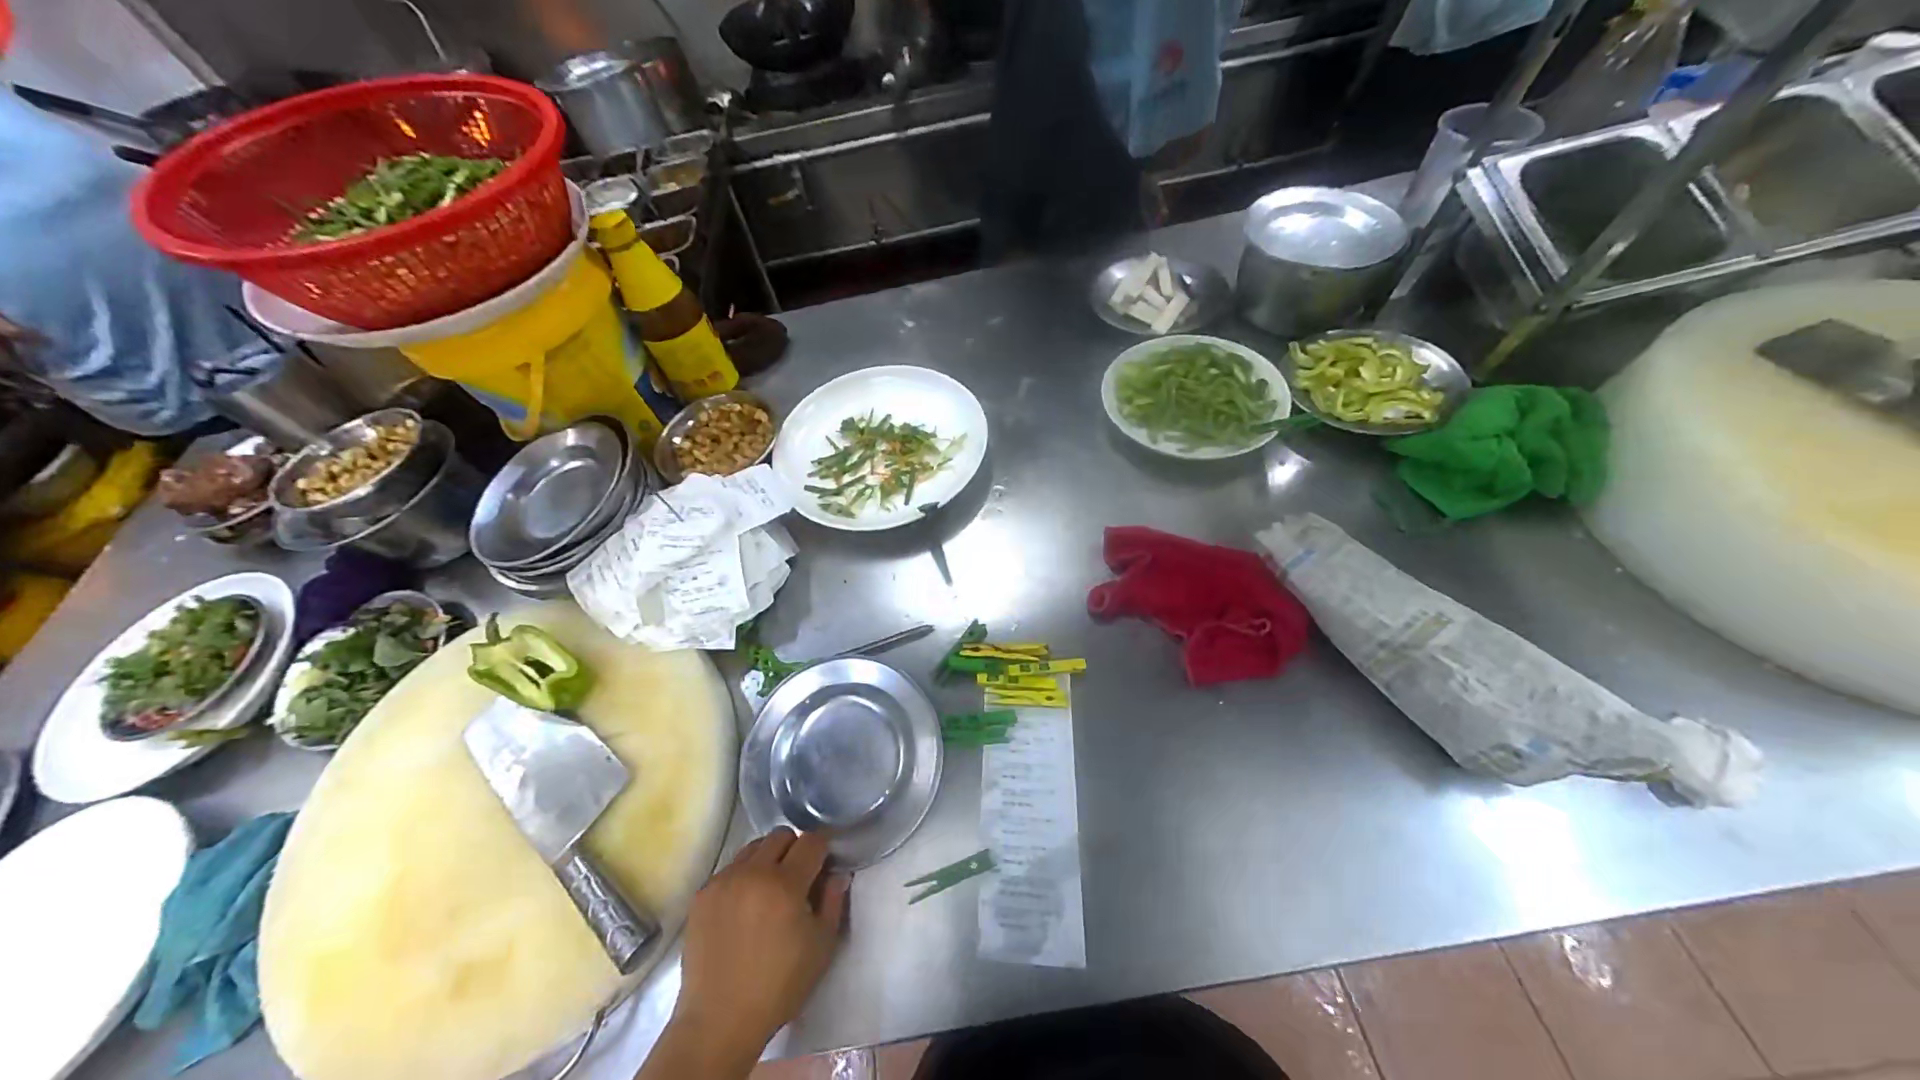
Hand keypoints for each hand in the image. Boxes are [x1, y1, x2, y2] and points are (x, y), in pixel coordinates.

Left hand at [676, 828, 850, 1053]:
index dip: (822, 849)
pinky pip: (730, 869)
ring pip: (753, 848)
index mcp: (785, 884)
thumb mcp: (821, 946)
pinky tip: (744, 906)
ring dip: (767, 859)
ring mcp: (723, 881)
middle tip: (798, 877)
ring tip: (769, 890)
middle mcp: (752, 873)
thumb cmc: (779, 985)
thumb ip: (833, 901)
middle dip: (795, 849)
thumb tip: (837, 874)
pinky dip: (743, 877)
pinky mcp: (702, 895)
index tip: (824, 865)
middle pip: (780, 836)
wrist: (720, 1019)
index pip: (811, 841)